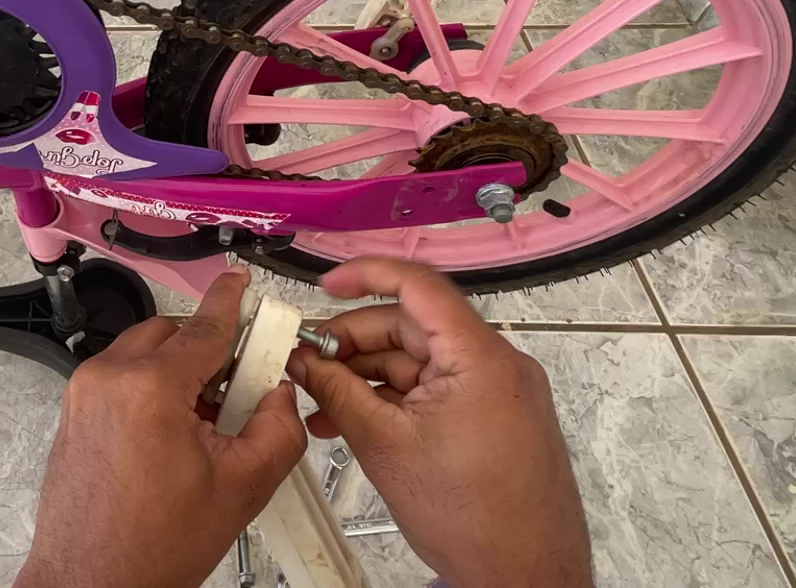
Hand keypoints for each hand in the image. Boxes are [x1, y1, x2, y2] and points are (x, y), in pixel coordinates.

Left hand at [16, 270, 306, 587]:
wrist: (90, 585)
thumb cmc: (151, 548)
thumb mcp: (240, 489)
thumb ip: (276, 430)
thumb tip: (279, 393)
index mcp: (150, 388)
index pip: (203, 326)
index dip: (230, 300)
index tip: (240, 281)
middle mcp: (110, 376)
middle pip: (173, 332)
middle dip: (208, 350)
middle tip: (236, 387)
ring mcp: (85, 388)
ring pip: (146, 348)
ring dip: (178, 367)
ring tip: (202, 419)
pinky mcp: (75, 404)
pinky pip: (122, 370)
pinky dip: (151, 382)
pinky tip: (171, 428)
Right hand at [288, 258, 593, 587]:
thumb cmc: (471, 522)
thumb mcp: (384, 445)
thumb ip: (336, 390)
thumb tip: (301, 359)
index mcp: (480, 358)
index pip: (419, 285)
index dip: (366, 274)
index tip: (325, 286)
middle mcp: (494, 363)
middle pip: (408, 326)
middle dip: (352, 343)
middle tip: (307, 362)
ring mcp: (493, 391)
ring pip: (413, 360)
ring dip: (364, 376)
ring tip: (319, 401)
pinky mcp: (488, 415)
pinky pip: (428, 388)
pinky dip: (389, 398)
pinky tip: (349, 419)